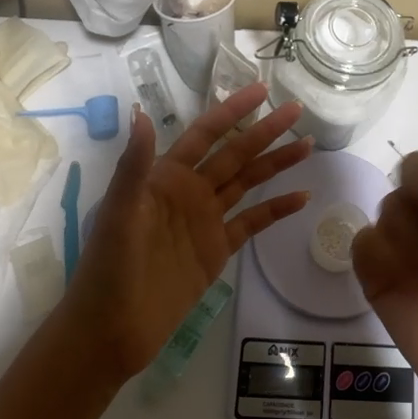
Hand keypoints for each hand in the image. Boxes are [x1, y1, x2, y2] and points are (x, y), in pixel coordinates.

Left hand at [61, 83, 311, 382]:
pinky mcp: (217, 251)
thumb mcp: (119, 212)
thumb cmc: (108, 267)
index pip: (206, 133)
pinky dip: (276, 209)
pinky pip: (252, 223)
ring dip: (277, 163)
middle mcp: (190, 191)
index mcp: (166, 176)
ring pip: (248, 182)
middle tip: (297, 108)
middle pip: (235, 153)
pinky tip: (302, 197)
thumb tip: (141, 113)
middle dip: (265, 130)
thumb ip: (134, 164)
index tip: (261, 88)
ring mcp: (205, 220)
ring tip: (309, 144)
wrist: (111, 330)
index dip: (232, 110)